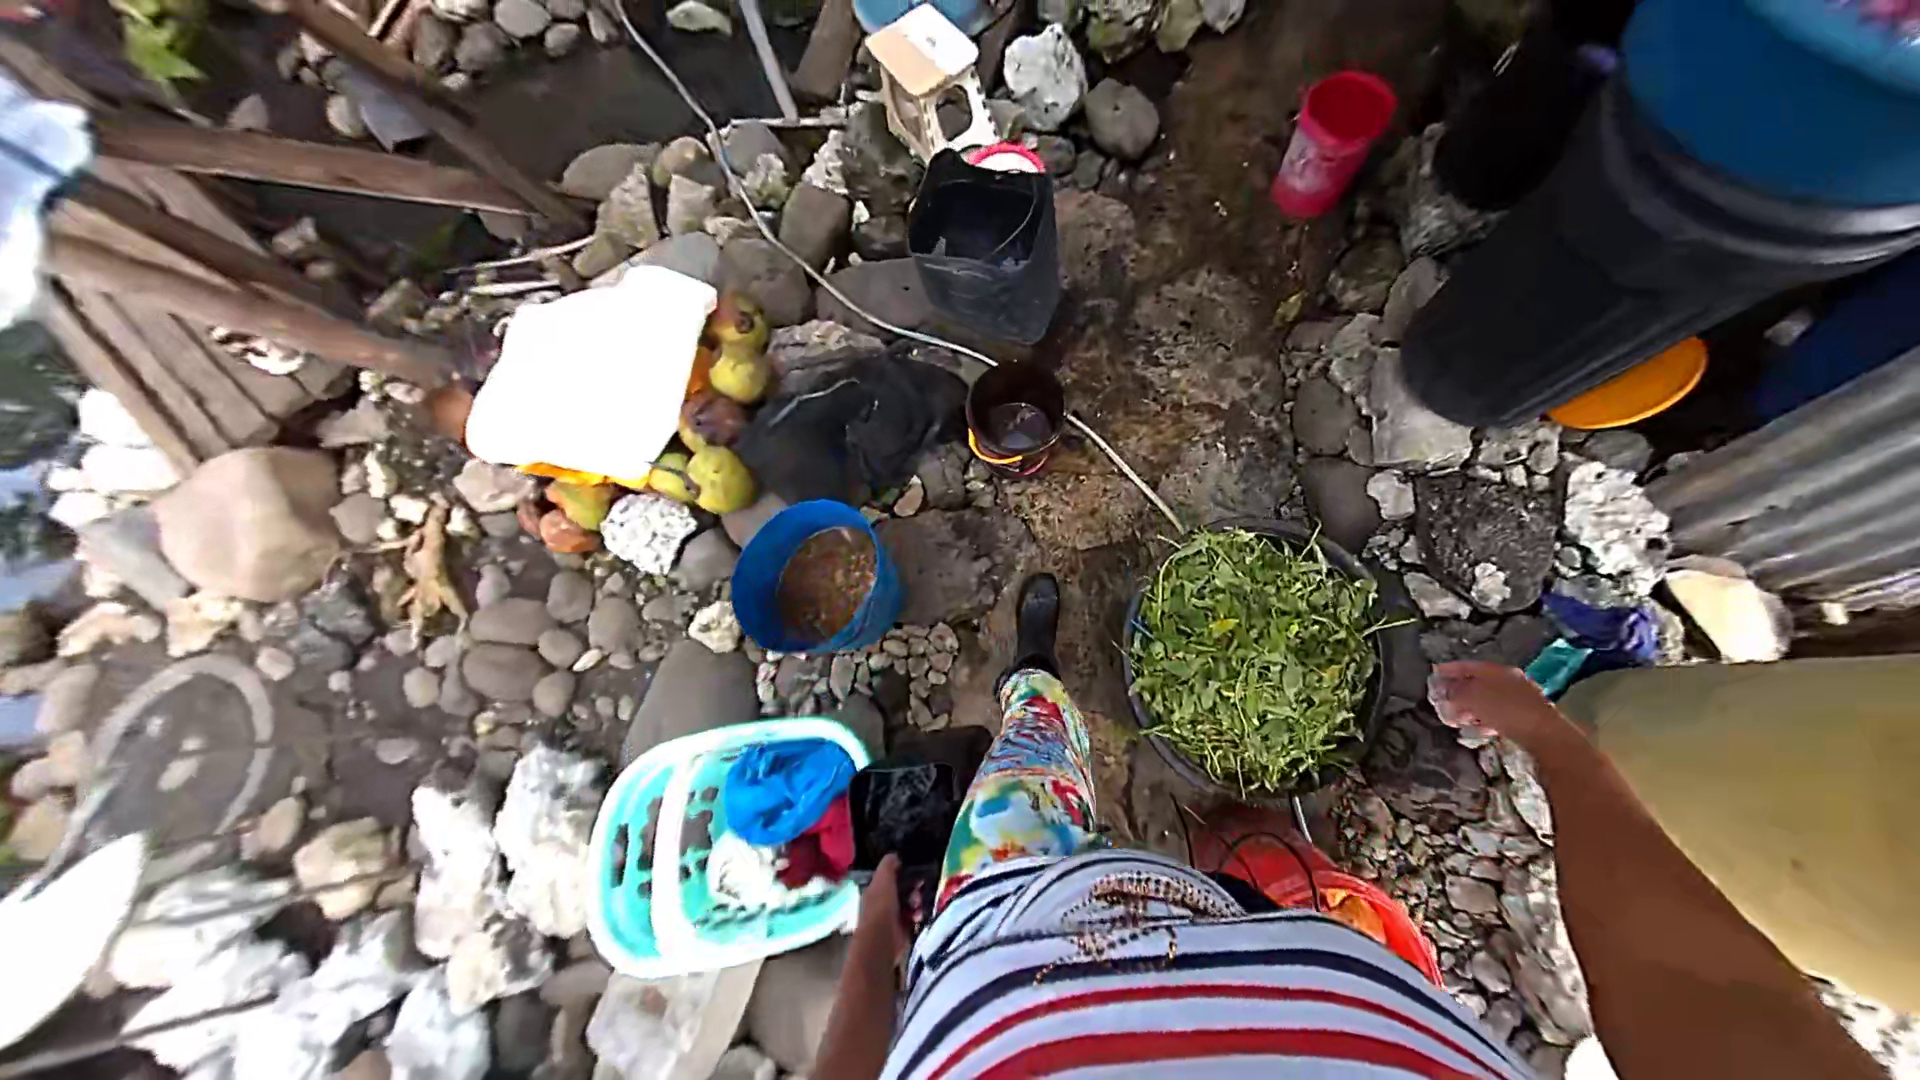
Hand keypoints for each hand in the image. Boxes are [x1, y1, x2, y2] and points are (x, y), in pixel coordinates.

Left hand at [854, 854, 909, 965]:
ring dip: (916, 900)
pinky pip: (912, 916)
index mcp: (875, 888)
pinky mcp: (901, 929)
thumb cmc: (881, 907)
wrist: (882, 941)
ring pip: (909, 902)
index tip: (915, 867)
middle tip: (921, 885)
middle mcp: (882, 901)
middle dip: (913, 886)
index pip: (890, 875)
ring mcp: (891, 916)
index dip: (902, 869)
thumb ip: (888, 865)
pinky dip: (916, 914)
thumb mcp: (883, 879)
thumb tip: (895, 855)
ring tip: (918, 903)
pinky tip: (918, 915)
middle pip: (901, 888)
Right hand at [1427, 660, 1580, 752]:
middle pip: (1477, 683)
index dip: (1448, 669)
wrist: (1546, 737)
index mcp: (1498, 671)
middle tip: (1441, 700)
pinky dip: (1483, 720)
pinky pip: (1498, 715)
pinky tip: (1474, 730)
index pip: (1467, 666)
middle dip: (1457, 692)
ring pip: (1487, 700)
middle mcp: (1511, 681)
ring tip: (1455, 719)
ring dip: (1469, 709)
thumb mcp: (1471, 697)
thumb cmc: (1505, 710)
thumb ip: (1453, 691)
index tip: (1432, 673)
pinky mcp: (1526, 717)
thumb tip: (1444, 690)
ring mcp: (1521, 699)